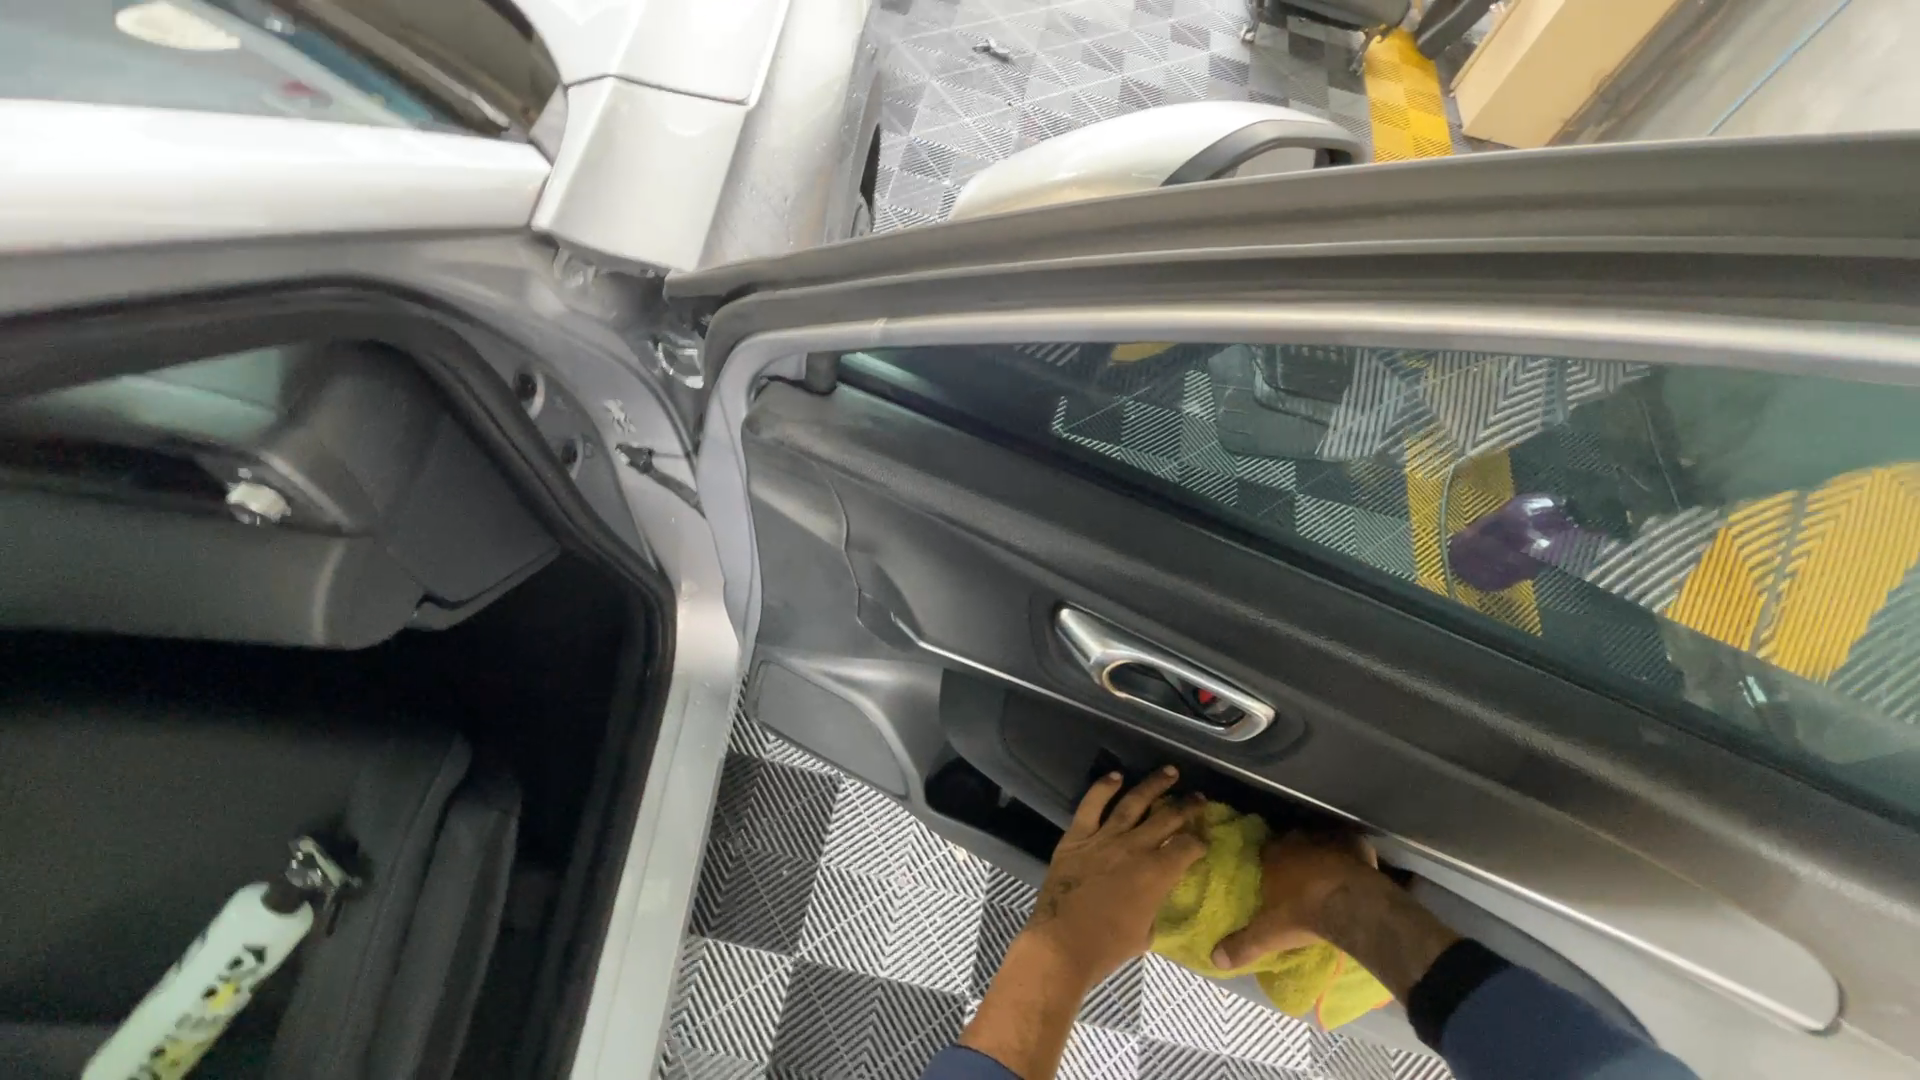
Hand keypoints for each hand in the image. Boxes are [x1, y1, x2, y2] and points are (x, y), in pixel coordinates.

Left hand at [1022, 766, 1207, 987]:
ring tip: (1169, 772)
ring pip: (1133, 803)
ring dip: (1153, 785)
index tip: (1203, 839)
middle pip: (1167, 818)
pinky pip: (1091, 805)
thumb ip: (1154, 906)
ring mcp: (1104, 838)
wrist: (1063, 943)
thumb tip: (1154, 895)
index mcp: (1157, 873)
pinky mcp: (1077, 836)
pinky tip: (1116, 776)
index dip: (1199, 842)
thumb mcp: (1146, 932)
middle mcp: (1134, 847)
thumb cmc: (1108, 946)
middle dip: (1187, 806)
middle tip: (1199, 797)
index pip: (1187, 847)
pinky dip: (1103, 787)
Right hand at [1211, 829, 1378, 968]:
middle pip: (1290, 843)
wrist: (1349, 905)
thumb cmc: (1303, 914)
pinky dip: (1351, 852)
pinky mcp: (1353, 843)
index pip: (1262, 851)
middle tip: (1298, 875)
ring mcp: (1325, 839)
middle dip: (1293, 855)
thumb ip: (1242, 945)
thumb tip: (1215, 960)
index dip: (1265, 862)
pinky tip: (1355, 867)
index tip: (1269, 874)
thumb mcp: (1268, 935)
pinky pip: (1350, 844)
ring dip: (1321, 853)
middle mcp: (1295, 840)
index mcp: (1271, 855)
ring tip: (1326, 873)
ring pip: (1318, 841)